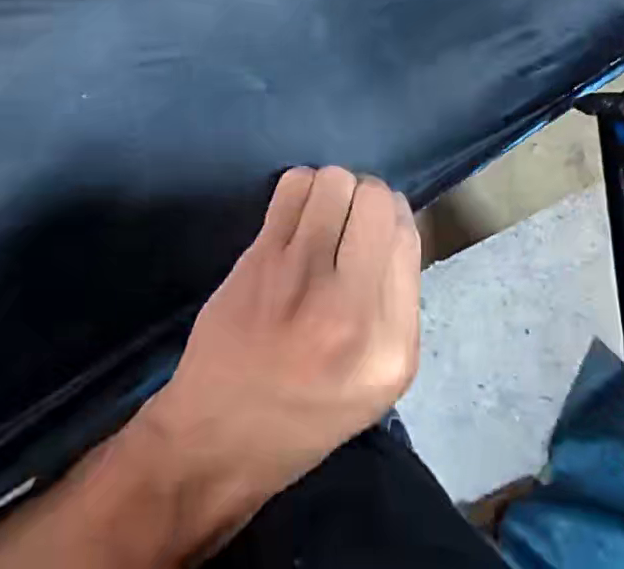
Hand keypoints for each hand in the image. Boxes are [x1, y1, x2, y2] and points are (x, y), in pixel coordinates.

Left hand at [137, 165, 422, 534]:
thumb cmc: (303, 413)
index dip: (390, 219)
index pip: (407, 237)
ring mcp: (302, 280)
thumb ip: (396, 305)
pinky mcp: (260, 261)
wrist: (216, 441)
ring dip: (330, 188)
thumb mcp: (378, 381)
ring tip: (317, 216)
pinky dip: (299, 185)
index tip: (369, 230)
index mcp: (393, 346)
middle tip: (343, 222)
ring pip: (336, 181)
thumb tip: (393, 224)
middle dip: (364, 197)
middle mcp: (354, 309)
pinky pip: (294, 185)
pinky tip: (292, 214)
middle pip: (377, 201)